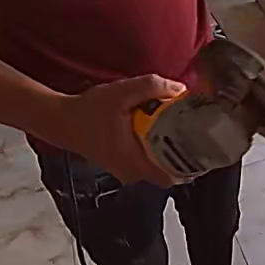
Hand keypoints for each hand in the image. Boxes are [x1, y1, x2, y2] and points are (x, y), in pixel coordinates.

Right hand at [41, 74, 186, 186]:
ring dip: (173, 151)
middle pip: (172, 171)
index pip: (174, 176)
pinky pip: (151, 161)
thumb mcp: (120, 93)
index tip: (206, 147)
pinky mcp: (125, 163)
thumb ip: (151, 88)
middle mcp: (133, 172)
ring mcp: (128, 170)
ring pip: (161, 166)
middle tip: (199, 133)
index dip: (193, 165)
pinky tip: (165, 130)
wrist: (59, 120)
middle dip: (187, 154)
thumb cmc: (87, 110)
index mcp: (135, 162)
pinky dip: (160, 148)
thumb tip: (180, 88)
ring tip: (185, 130)